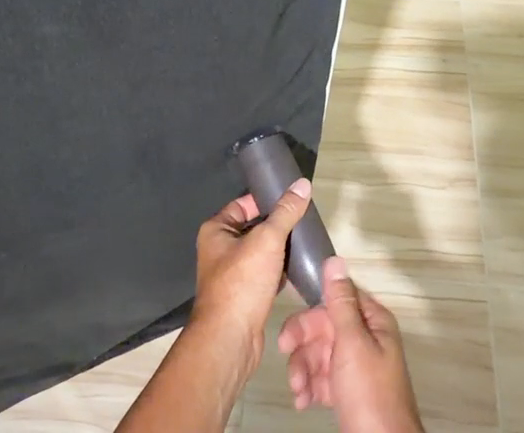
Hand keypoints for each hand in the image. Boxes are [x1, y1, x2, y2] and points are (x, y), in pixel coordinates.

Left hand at [189, 178, 311, 375]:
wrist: (231, 338)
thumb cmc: (242, 281)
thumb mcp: (267, 240)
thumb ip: (286, 212)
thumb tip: (303, 184)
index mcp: (216, 230)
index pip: (244, 204)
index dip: (267, 199)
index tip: (294, 198)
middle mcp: (220, 249)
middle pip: (254, 228)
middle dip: (278, 226)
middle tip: (306, 220)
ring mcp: (231, 274)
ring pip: (261, 253)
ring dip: (281, 250)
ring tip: (307, 242)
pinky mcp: (244, 295)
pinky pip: (265, 274)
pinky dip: (280, 271)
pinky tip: (299, 269)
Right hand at [276, 258, 422, 432]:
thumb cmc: (369, 393)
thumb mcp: (353, 343)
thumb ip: (340, 302)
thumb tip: (334, 260)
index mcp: (372, 321)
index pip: (336, 299)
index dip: (312, 313)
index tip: (290, 331)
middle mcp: (366, 338)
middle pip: (323, 327)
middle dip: (303, 346)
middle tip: (285, 358)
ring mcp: (356, 365)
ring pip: (319, 353)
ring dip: (302, 370)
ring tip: (298, 391)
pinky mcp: (348, 389)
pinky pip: (322, 377)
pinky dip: (309, 387)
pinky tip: (303, 401)